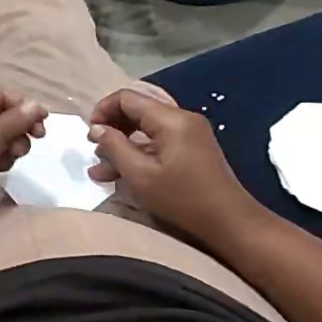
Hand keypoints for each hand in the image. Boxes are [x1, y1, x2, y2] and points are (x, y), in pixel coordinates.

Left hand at [0, 91, 47, 233]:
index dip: (22, 105)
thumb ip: (17, 118)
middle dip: (20, 127)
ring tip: (10, 156)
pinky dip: (3, 158)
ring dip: (13, 145)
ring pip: (4, 136)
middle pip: (5, 115)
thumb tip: (37, 105)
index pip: (0, 96)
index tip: (44, 119)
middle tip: (37, 138)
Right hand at [86, 88, 264, 238]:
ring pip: (144, 128)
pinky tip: (119, 173)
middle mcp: (182, 119)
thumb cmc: (183, 198)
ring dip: (121, 145)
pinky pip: (157, 141)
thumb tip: (96, 128)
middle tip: (94, 150)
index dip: (103, 110)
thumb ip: (114, 147)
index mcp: (171, 120)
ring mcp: (189, 133)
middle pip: (137, 110)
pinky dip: (137, 152)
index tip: (90, 133)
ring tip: (100, 170)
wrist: (231, 222)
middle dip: (111, 128)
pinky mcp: (191, 148)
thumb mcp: (140, 175)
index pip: (127, 98)